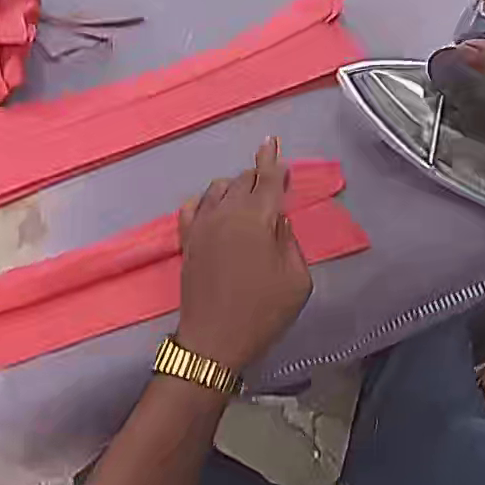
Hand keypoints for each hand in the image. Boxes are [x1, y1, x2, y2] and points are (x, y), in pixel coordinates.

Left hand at [174, 139, 312, 369]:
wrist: (214, 341)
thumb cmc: (263, 312)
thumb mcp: (297, 280)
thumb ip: (289, 242)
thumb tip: (278, 220)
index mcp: (258, 219)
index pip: (267, 179)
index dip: (272, 160)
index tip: (272, 143)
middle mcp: (227, 213)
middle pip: (243, 180)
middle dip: (258, 177)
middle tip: (270, 186)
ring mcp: (202, 226)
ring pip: (218, 189)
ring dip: (235, 188)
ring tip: (246, 201)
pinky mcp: (187, 241)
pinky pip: (193, 207)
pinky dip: (206, 202)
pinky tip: (214, 210)